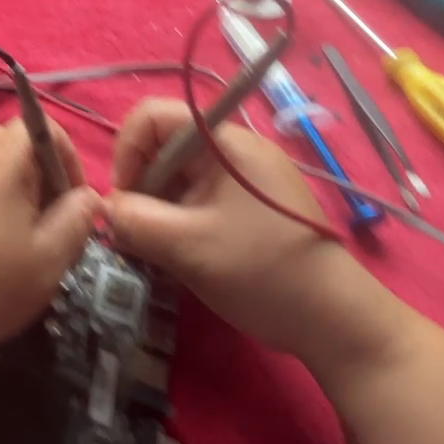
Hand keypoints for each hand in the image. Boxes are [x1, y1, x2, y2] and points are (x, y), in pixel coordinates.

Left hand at [0, 117, 101, 373]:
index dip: (65, 157)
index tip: (71, 200)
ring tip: (3, 233)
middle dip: (34, 173)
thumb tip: (87, 196)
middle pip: (8, 142)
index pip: (40, 126)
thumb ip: (77, 219)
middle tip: (41, 223)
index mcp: (0, 157)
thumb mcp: (48, 261)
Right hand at [105, 98, 407, 367]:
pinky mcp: (246, 206)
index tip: (124, 197)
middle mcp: (233, 150)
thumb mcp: (189, 247)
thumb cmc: (265, 273)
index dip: (127, 148)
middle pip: (163, 145)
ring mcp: (241, 179)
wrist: (341, 327)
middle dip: (140, 184)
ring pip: (175, 175)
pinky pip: (194, 196)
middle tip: (135, 229)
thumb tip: (103, 209)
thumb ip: (135, 221)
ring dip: (156, 205)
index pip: (153, 115)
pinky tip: (177, 251)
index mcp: (225, 143)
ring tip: (155, 246)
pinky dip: (176, 218)